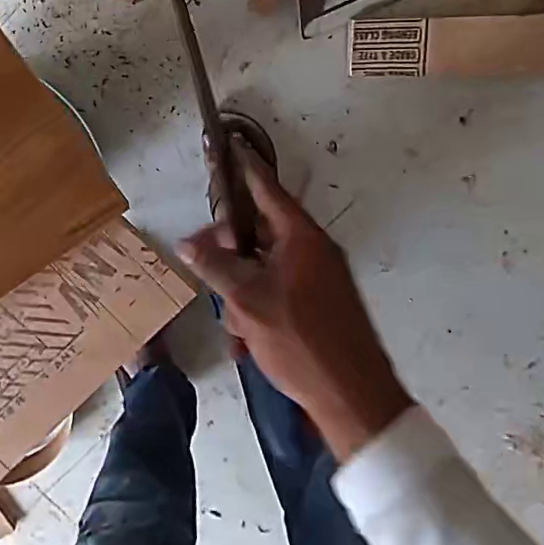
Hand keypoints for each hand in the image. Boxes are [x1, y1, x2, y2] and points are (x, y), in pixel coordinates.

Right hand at [179, 141, 413, 460]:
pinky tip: (247, 341)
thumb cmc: (302, 342)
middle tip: (203, 262)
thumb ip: (215, 266)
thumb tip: (188, 243)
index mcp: (300, 238)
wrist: (355, 401)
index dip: (244, 167)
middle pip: (259, 231)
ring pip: (263, 266)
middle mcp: (312, 250)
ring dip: (241, 290)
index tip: (231, 143)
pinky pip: (277, 291)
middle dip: (228, 250)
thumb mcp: (248, 301)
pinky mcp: (319, 304)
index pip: (266, 189)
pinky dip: (258, 308)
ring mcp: (318, 278)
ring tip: (235, 325)